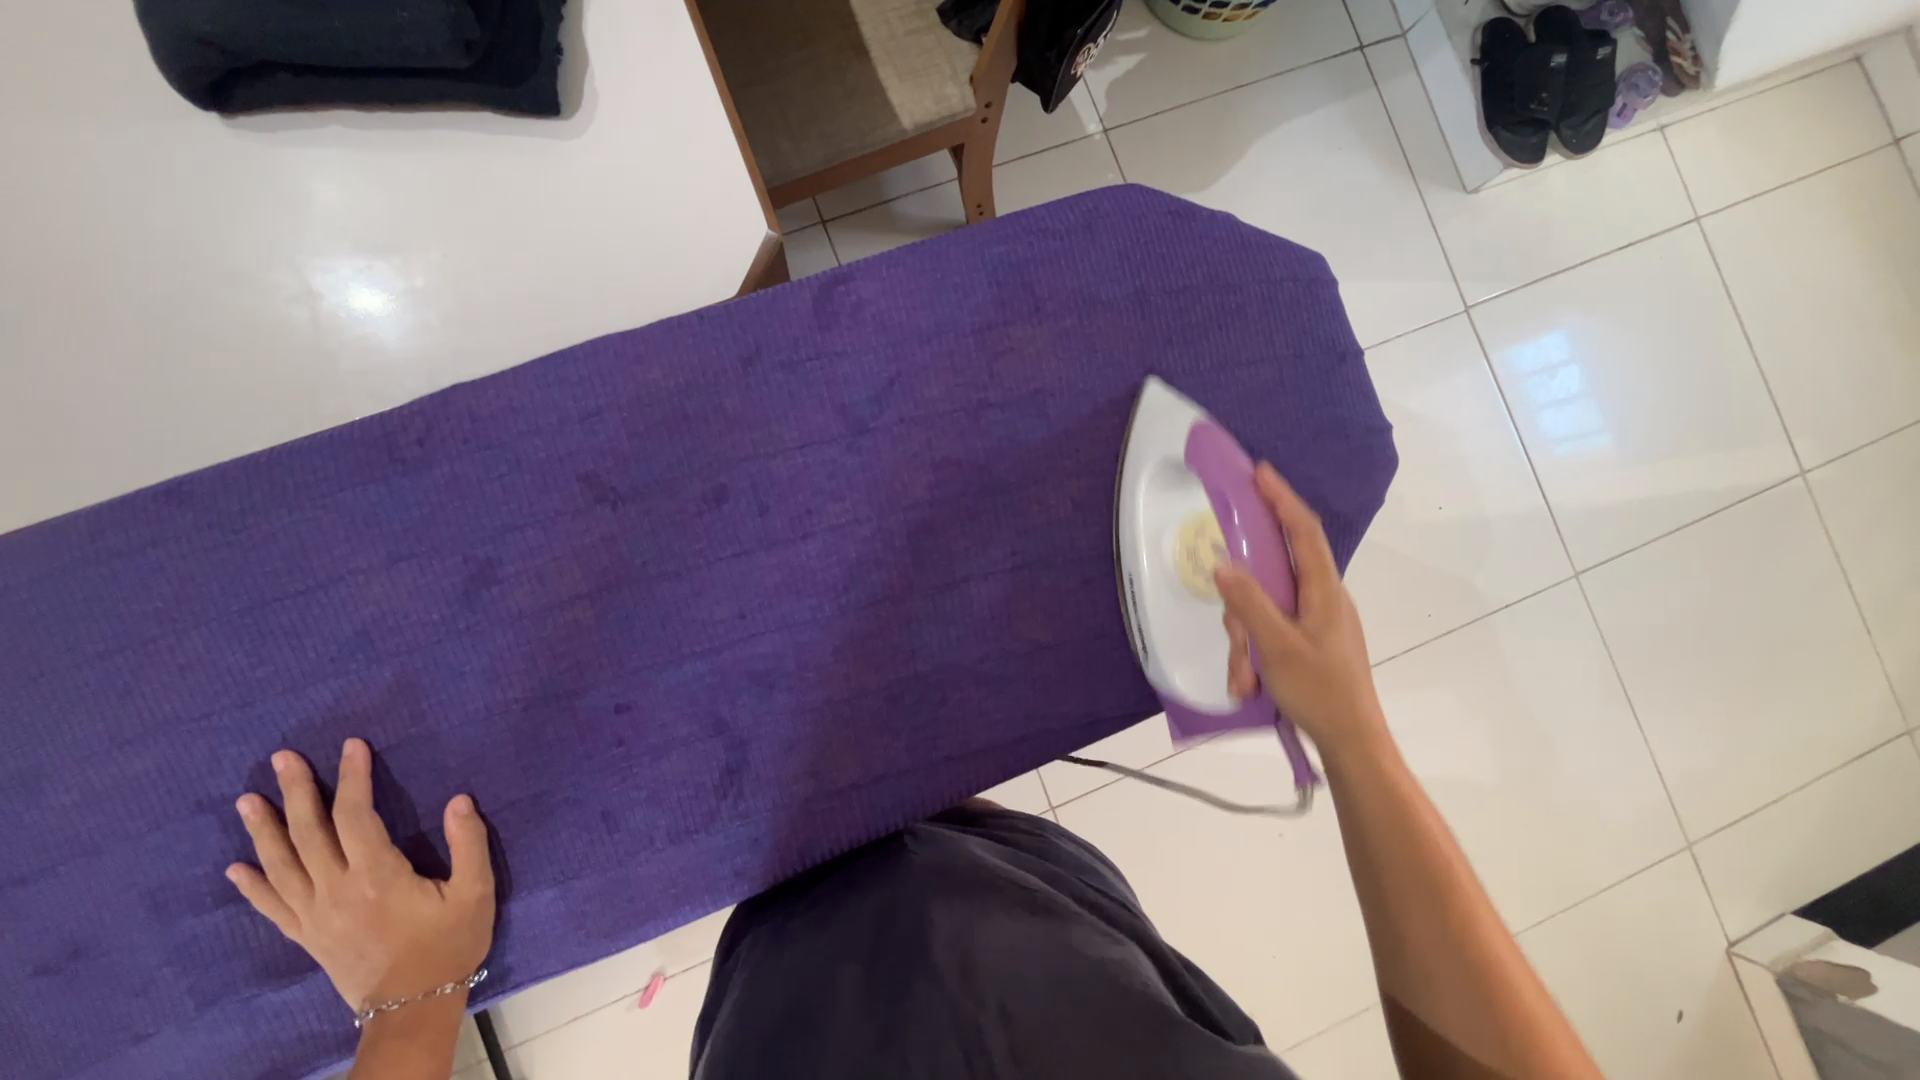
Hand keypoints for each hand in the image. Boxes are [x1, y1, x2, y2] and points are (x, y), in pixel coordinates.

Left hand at [226, 738, 495, 1011]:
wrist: (413, 1006)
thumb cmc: (450, 944)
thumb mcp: (475, 892)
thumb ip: (469, 844)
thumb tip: (460, 800)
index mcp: (377, 875)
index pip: (355, 815)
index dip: (352, 778)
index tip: (352, 746)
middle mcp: (336, 890)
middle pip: (308, 833)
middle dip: (297, 792)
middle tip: (281, 758)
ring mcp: (315, 915)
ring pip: (282, 864)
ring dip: (264, 830)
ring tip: (249, 799)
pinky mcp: (307, 936)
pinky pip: (271, 906)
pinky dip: (252, 885)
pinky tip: (237, 868)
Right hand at [1215, 463, 1389, 759]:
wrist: (1353, 743)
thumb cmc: (1320, 691)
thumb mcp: (1275, 646)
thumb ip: (1248, 603)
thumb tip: (1223, 563)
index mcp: (1324, 590)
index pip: (1301, 530)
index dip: (1280, 498)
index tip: (1258, 471)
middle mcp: (1323, 599)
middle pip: (1271, 579)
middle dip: (1243, 608)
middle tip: (1236, 643)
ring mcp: (1317, 623)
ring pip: (1265, 612)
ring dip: (1246, 644)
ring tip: (1245, 682)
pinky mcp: (1310, 644)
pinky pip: (1271, 635)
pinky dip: (1255, 657)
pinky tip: (1250, 688)